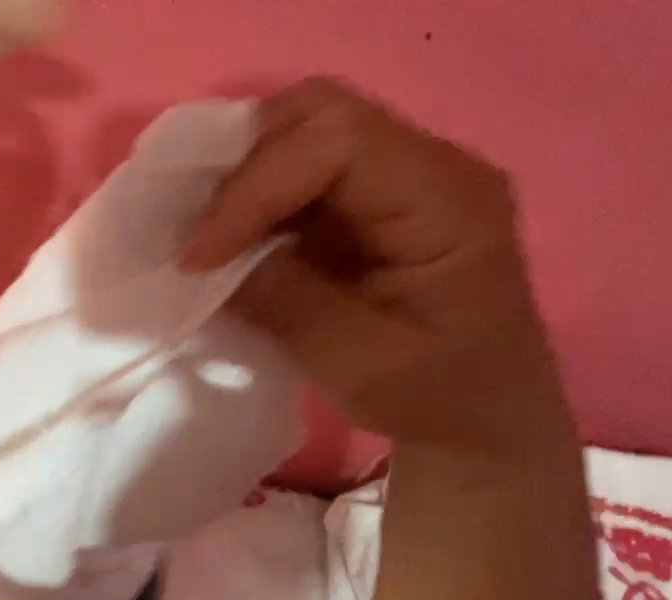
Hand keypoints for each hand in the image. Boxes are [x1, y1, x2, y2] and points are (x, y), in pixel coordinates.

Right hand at [184, 78, 573, 455]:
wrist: (479, 413)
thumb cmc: (435, 395)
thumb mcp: (360, 364)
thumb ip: (289, 306)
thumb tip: (211, 265)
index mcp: (446, 200)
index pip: (338, 143)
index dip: (254, 188)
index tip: (198, 258)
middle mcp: (424, 169)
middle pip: (320, 114)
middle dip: (240, 165)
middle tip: (191, 232)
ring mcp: (393, 183)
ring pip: (301, 135)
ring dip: (237, 179)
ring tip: (198, 237)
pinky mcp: (362, 208)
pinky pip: (294, 177)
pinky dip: (246, 202)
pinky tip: (220, 243)